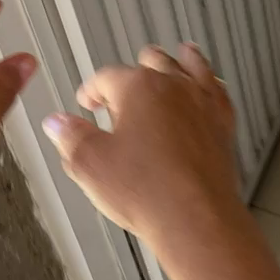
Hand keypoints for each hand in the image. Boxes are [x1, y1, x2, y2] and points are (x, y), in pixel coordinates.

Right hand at [41, 44, 242, 252]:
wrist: (196, 217)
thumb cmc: (147, 191)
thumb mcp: (90, 165)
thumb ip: (71, 137)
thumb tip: (57, 122)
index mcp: (138, 87)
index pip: (106, 76)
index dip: (91, 89)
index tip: (86, 102)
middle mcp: (173, 84)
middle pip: (150, 62)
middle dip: (132, 73)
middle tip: (120, 93)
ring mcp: (202, 100)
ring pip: (187, 65)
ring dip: (172, 64)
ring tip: (165, 62)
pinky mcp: (222, 121)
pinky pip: (217, 88)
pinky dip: (209, 81)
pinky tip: (209, 82)